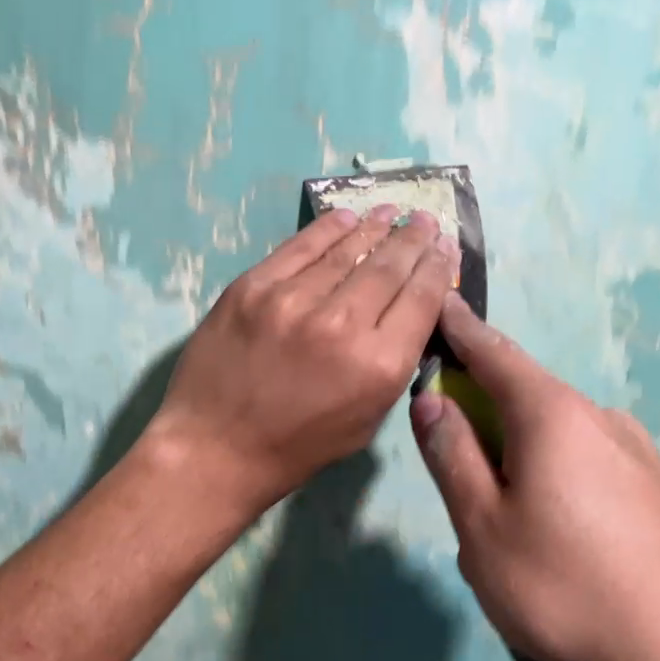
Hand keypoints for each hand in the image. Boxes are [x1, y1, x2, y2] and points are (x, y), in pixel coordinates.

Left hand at [146, 205, 457, 517]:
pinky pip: (299, 247)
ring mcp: (292, 299)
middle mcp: (342, 323)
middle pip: (388, 267)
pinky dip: (326, 229)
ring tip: (390, 213)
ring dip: (373, 228)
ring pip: (346, 251)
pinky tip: (344, 218)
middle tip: (425, 222)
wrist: (214, 447)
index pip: (421, 299)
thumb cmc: (295, 447)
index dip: (437, 267)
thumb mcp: (366, 422)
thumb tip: (407, 313)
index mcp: (378, 364)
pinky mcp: (252, 287)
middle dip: (412, 240)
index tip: (445, 248)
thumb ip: (392, 366)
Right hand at [410, 296, 659, 660]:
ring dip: (521, 462)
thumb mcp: (482, 528)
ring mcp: (642, 455)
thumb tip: (433, 399)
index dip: (460, 328)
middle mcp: (601, 419)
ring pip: (559, 440)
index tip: (441, 302)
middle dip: (485, 419)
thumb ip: (451, 456)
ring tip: (512, 534)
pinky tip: (562, 548)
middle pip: (525, 399)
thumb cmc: (568, 587)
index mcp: (552, 415)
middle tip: (462, 482)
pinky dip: (558, 484)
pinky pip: (591, 468)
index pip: (493, 352)